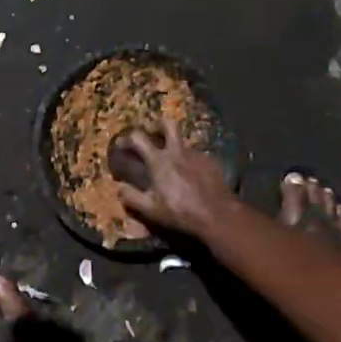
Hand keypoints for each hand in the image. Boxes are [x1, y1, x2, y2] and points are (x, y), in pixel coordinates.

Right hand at [112, 119, 237, 236]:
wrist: (220, 217)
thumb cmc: (181, 212)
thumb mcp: (150, 210)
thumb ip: (131, 197)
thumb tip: (119, 187)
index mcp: (159, 161)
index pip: (138, 137)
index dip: (127, 138)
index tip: (122, 145)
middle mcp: (178, 153)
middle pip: (169, 125)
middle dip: (158, 125)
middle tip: (153, 135)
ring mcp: (198, 156)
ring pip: (183, 143)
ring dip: (175, 149)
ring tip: (173, 165)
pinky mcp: (213, 164)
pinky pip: (197, 157)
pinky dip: (190, 163)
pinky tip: (191, 177)